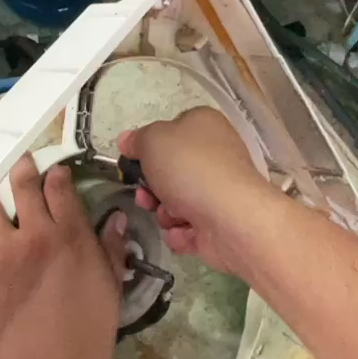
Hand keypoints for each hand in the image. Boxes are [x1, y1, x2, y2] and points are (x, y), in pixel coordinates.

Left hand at [0, 155, 129, 358]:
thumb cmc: (85, 342)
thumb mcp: (110, 295)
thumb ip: (111, 251)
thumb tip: (115, 219)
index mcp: (70, 237)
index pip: (60, 188)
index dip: (57, 174)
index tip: (56, 170)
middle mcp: (34, 234)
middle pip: (23, 186)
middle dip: (23, 169)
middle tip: (22, 162)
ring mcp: (1, 252)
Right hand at [117, 106, 285, 278]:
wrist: (231, 218)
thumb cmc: (189, 168)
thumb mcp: (152, 141)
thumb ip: (136, 139)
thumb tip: (126, 140)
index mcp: (203, 125)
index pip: (172, 130)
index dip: (150, 146)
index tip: (134, 161)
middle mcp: (215, 154)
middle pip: (171, 170)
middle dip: (152, 187)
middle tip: (145, 196)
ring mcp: (220, 191)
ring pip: (178, 201)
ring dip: (165, 212)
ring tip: (168, 216)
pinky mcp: (221, 223)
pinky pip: (190, 228)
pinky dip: (181, 233)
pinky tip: (182, 233)